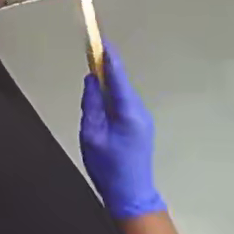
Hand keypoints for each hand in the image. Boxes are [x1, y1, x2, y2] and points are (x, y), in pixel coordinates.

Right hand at [80, 43, 164, 219]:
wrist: (131, 194)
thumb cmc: (108, 167)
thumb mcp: (91, 134)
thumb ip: (91, 104)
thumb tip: (92, 80)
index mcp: (128, 111)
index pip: (118, 76)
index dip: (108, 56)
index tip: (101, 39)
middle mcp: (140, 111)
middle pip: (121, 82)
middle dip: (106, 69)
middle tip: (90, 54)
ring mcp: (142, 119)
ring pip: (122, 94)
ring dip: (108, 85)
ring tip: (91, 80)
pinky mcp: (140, 126)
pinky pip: (124, 104)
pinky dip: (112, 97)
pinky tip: (101, 101)